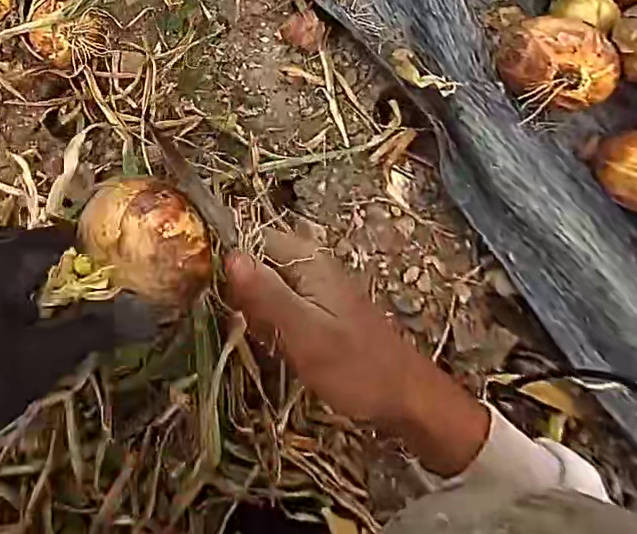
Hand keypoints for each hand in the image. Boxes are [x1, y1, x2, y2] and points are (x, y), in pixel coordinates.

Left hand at [0, 222, 149, 500]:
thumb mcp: (37, 361)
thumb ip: (94, 327)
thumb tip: (149, 312)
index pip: (61, 243)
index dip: (80, 271)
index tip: (85, 301)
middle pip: (31, 246)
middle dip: (45, 279)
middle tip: (43, 324)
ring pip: (3, 253)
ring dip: (16, 281)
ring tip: (10, 328)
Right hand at [225, 228, 490, 475]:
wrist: (408, 398)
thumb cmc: (356, 367)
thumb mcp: (305, 333)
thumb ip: (266, 294)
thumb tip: (228, 255)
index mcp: (304, 255)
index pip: (246, 238)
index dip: (229, 266)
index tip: (229, 301)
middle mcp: (307, 258)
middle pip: (253, 261)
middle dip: (245, 295)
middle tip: (259, 330)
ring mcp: (313, 280)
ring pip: (263, 284)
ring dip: (258, 312)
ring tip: (273, 342)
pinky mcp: (317, 302)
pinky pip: (279, 301)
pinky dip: (273, 322)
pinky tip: (283, 346)